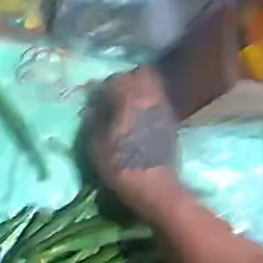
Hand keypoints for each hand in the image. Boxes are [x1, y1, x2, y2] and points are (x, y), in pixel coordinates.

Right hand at [83, 68, 181, 217]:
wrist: (155, 188)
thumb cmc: (122, 166)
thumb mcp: (95, 145)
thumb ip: (92, 121)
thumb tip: (91, 109)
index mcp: (131, 97)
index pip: (114, 80)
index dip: (100, 87)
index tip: (92, 98)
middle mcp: (151, 97)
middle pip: (140, 74)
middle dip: (124, 81)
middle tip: (111, 95)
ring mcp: (165, 109)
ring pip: (153, 86)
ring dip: (138, 91)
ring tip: (123, 106)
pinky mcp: (172, 122)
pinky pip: (159, 101)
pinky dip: (147, 103)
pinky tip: (137, 118)